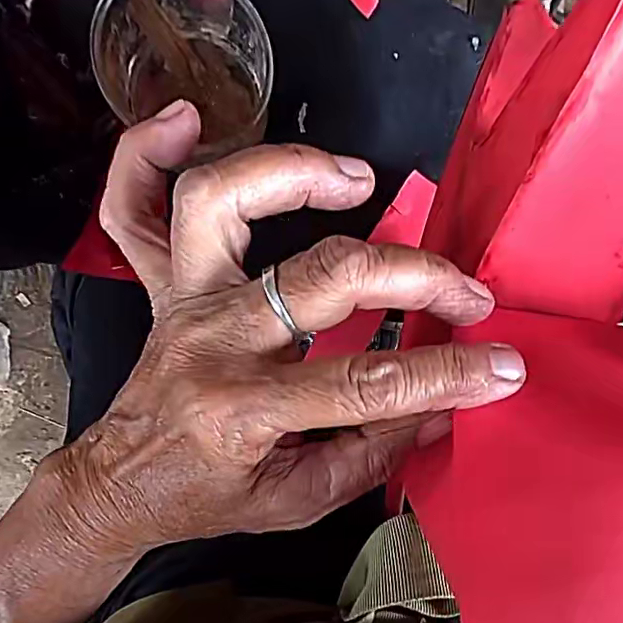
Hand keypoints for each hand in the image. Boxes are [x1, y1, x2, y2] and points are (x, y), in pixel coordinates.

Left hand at [40, 102, 526, 559]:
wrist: (122, 486)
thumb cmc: (206, 499)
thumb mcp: (296, 501)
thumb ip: (368, 456)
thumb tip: (434, 411)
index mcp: (246, 412)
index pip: (366, 385)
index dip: (445, 375)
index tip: (500, 367)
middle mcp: (214, 344)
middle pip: (325, 278)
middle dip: (416, 279)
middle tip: (467, 293)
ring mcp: (186, 305)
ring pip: (223, 204)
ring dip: (293, 173)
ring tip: (360, 180)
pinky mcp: (166, 289)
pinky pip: (138, 206)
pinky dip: (149, 154)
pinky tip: (189, 121)